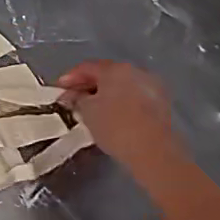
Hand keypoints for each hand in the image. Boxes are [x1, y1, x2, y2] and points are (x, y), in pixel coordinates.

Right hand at [55, 60, 179, 167]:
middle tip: (73, 98)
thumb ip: (77, 98)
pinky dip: (119, 102)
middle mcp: (136, 72)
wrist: (153, 152)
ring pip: (121, 86)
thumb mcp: (86, 111)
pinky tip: (110, 115)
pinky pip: (133, 97)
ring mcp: (151, 87)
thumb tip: (74, 95)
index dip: (69, 78)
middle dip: (87, 85)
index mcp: (115, 69)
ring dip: (104, 94)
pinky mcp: (161, 104)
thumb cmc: (114, 126)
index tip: (58, 90)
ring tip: (90, 109)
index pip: (86, 67)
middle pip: (106, 74)